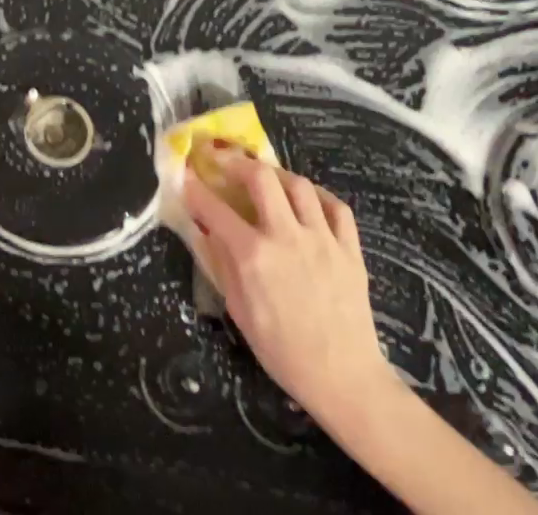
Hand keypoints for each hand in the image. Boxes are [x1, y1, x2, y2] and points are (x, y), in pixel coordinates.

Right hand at [183, 155, 398, 424]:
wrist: (341, 375)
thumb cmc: (280, 348)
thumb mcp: (237, 308)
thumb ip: (222, 263)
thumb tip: (207, 230)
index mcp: (253, 256)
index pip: (214, 208)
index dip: (195, 189)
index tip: (186, 177)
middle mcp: (286, 237)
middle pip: (261, 178)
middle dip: (237, 163)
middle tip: (225, 162)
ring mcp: (323, 240)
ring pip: (299, 185)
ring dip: (277, 175)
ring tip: (265, 178)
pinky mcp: (350, 250)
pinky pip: (336, 207)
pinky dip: (318, 196)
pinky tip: (307, 200)